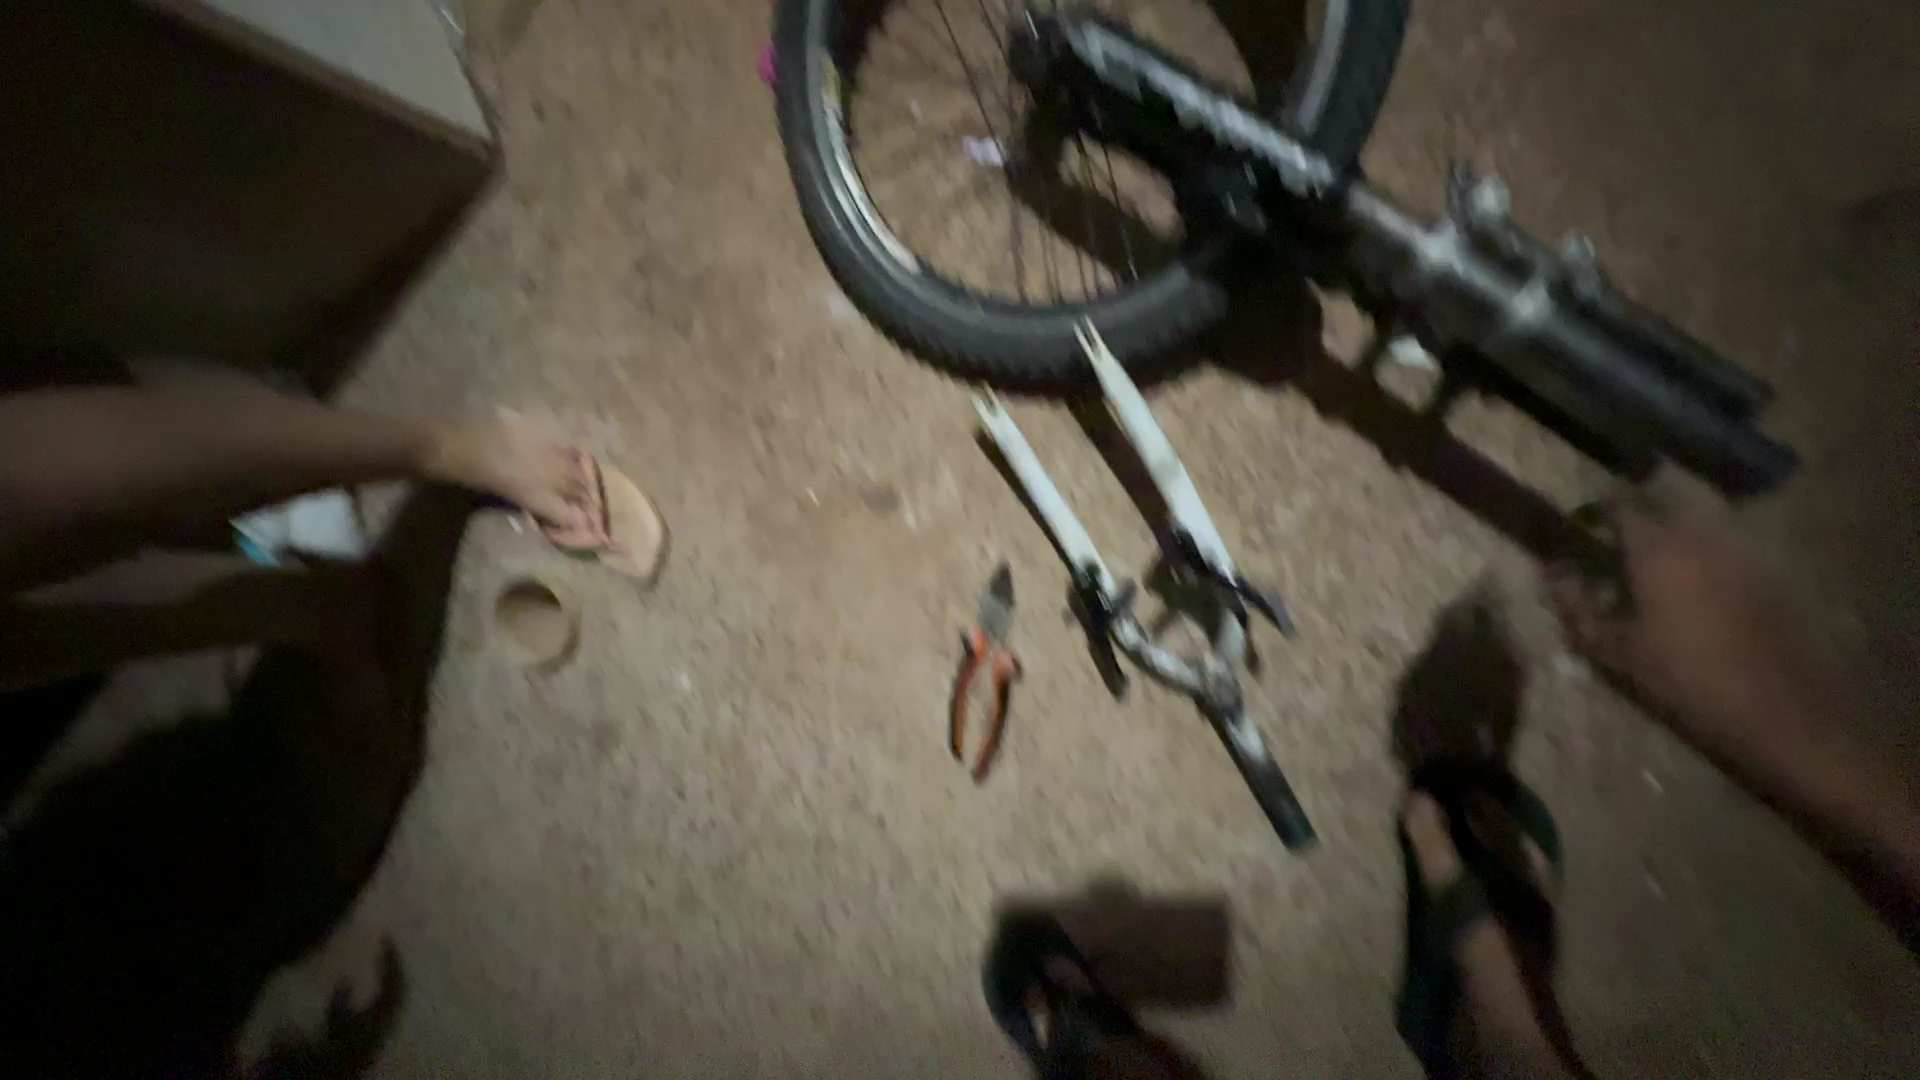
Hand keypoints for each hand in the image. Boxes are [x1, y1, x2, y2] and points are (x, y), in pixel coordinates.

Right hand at [1545, 492, 1837, 765]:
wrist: (1778, 710)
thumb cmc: (1680, 675)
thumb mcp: (1609, 646)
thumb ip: (1573, 603)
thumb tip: (1552, 570)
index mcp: (1658, 551)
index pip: (1622, 507)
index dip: (1595, 509)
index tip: (1575, 521)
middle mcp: (1702, 542)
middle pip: (1663, 509)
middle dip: (1632, 520)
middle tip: (1605, 543)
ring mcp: (1742, 558)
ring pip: (1695, 530)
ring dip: (1665, 539)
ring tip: (1640, 566)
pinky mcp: (1766, 580)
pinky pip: (1719, 553)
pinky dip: (1694, 560)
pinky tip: (1680, 590)